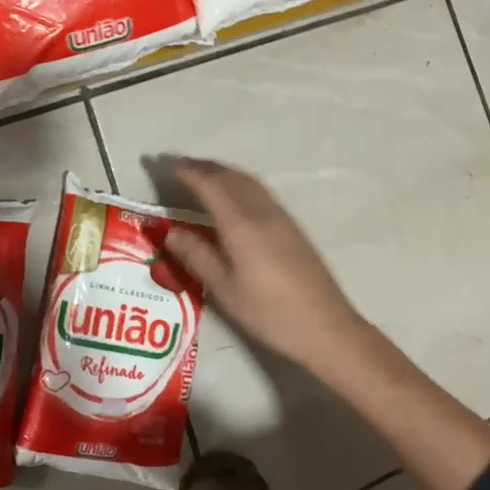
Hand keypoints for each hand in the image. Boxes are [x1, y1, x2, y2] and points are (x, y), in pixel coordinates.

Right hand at [165, 157, 367, 370]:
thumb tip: (170, 231)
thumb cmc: (270, 313)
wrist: (327, 327)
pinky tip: (232, 195)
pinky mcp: (292, 227)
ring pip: (247, 180)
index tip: (163, 162)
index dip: (185, 170)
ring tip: (200, 174)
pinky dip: (238, 182)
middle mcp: (262, 211)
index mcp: (241, 224)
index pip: (209, 184)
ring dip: (222, 171)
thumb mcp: (225, 290)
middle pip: (229, 176)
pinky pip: (259, 190)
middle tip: (176, 164)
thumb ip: (197, 256)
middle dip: (202, 166)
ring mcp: (281, 217)